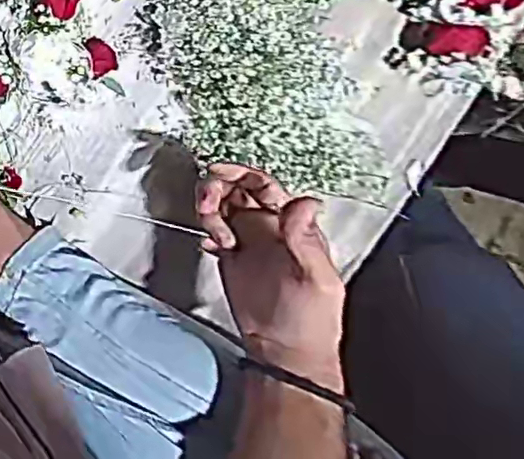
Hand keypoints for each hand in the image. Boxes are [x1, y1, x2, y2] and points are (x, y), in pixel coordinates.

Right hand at [197, 164, 345, 391]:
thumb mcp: (317, 279)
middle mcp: (267, 226)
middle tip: (208, 204)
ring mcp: (247, 239)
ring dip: (208, 208)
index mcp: (290, 225)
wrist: (284, 353)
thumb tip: (308, 201)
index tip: (219, 171)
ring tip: (215, 233)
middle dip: (216, 187)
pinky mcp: (230, 254)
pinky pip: (211, 227)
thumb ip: (306, 238)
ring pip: (220, 203)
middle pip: (235, 188)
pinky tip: (212, 247)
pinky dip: (206, 230)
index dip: (239, 172)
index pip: (262, 183)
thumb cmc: (309, 321)